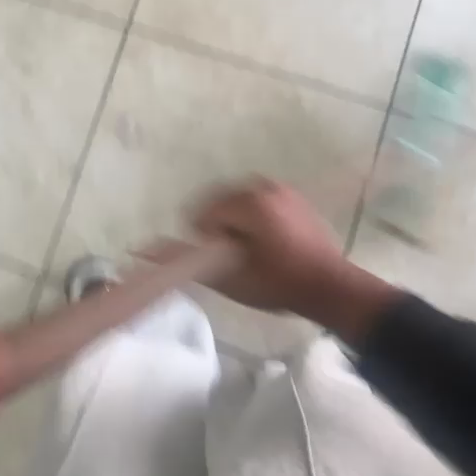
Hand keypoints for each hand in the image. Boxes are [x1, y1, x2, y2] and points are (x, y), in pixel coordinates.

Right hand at [190, 178, 399, 340]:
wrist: (332, 289)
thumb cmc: (279, 285)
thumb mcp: (229, 278)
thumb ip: (186, 260)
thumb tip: (143, 250)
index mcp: (248, 201)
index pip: (204, 214)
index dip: (209, 241)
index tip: (227, 262)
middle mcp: (264, 185)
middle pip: (221, 203)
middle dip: (222, 228)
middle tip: (238, 259)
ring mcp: (283, 189)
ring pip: (240, 202)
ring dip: (238, 223)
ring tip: (252, 253)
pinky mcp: (295, 198)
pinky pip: (260, 202)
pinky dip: (256, 218)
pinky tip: (270, 245)